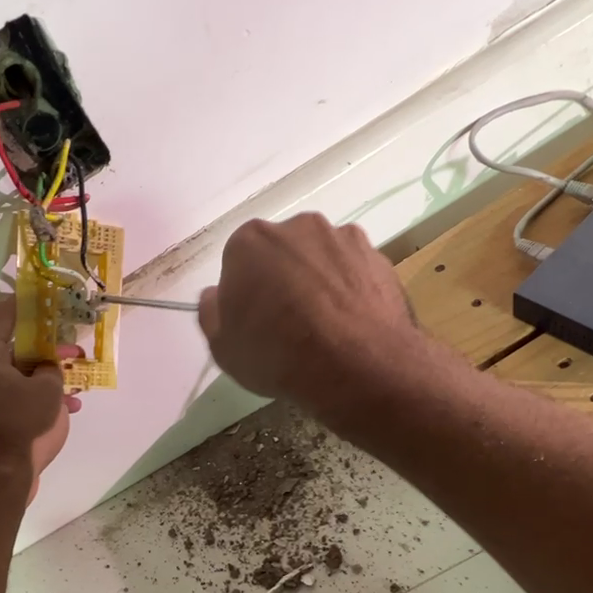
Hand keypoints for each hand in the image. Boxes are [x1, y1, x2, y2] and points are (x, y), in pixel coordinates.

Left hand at [0, 298, 81, 504]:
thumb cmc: (22, 425)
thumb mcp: (48, 390)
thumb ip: (51, 369)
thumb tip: (47, 367)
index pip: (0, 314)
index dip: (23, 303)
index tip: (44, 299)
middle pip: (10, 349)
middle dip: (45, 351)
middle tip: (72, 353)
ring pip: (13, 378)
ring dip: (44, 380)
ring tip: (75, 390)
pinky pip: (10, 400)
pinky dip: (33, 400)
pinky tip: (61, 412)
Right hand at [198, 213, 421, 411]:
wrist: (356, 366)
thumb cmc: (277, 355)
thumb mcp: (223, 348)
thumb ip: (212, 314)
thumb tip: (215, 296)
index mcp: (250, 241)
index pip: (238, 261)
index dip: (244, 293)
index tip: (252, 322)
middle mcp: (298, 227)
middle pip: (282, 253)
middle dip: (282, 280)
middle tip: (287, 325)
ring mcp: (343, 238)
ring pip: (321, 260)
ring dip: (319, 283)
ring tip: (325, 329)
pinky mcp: (380, 257)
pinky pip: (354, 274)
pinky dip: (351, 292)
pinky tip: (352, 327)